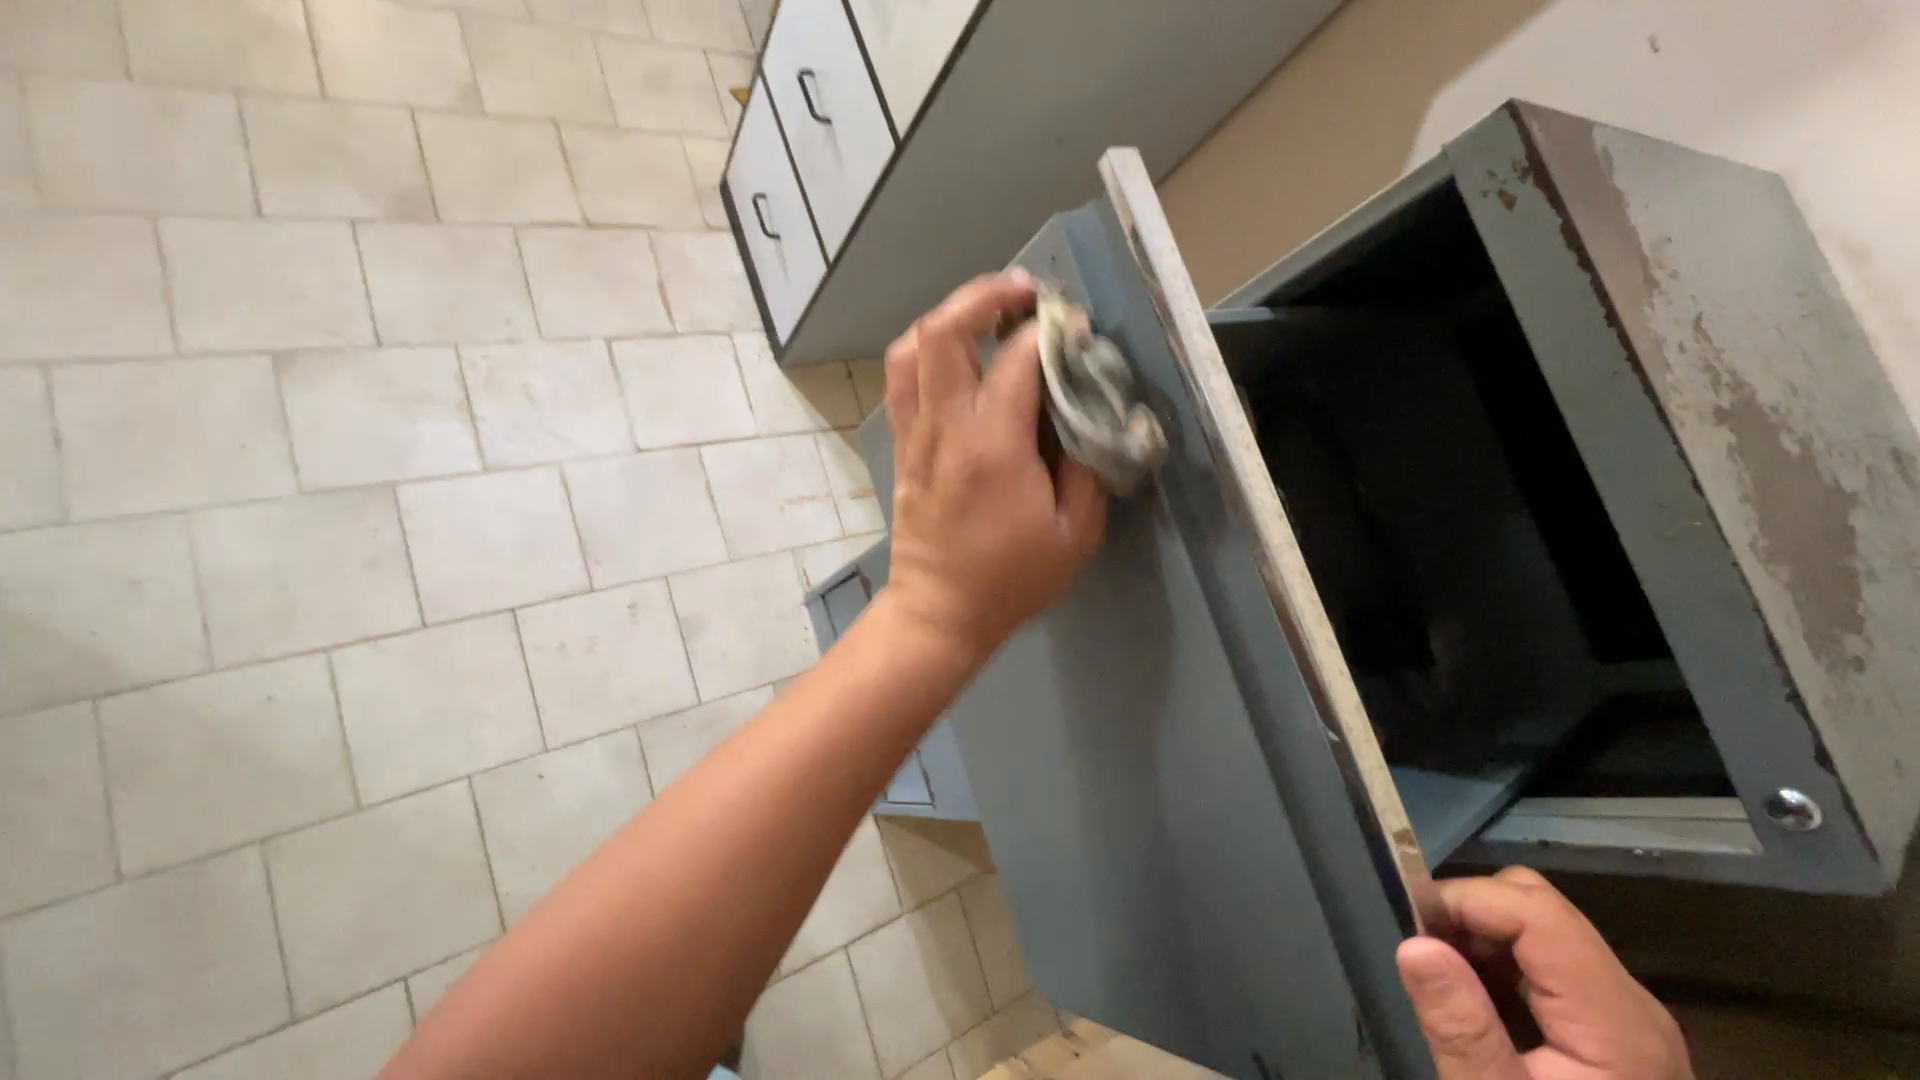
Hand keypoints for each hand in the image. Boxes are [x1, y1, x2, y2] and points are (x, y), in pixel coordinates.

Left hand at [880, 271, 1107, 660]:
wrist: (940, 612)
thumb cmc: (1012, 580)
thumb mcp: (1075, 535)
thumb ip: (1088, 467)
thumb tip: (1091, 414)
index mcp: (993, 447)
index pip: (1018, 359)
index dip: (1049, 331)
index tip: (1074, 329)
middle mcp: (946, 428)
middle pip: (944, 332)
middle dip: (984, 296)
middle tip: (1024, 291)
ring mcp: (916, 434)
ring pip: (913, 348)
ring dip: (950, 317)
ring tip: (988, 313)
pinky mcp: (903, 446)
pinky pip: (904, 379)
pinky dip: (928, 350)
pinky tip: (959, 354)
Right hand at [1397, 867, 1692, 1079]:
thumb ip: (1462, 1029)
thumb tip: (1415, 943)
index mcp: (1615, 1021)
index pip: (1534, 910)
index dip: (1464, 902)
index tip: (1408, 929)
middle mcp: (1629, 1003)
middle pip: (1540, 906)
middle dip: (1469, 914)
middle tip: (1421, 953)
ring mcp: (1624, 1016)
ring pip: (1540, 926)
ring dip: (1478, 936)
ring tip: (1441, 980)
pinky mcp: (1610, 1030)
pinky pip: (1546, 962)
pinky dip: (1497, 961)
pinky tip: (1472, 1002)